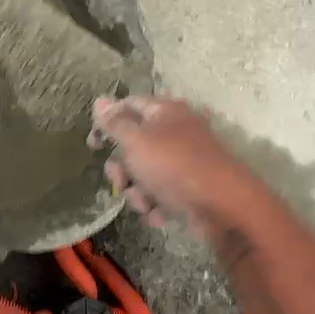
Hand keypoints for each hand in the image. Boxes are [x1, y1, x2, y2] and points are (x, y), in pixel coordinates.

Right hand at [89, 96, 261, 237]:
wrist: (220, 205)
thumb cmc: (173, 165)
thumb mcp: (136, 140)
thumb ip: (115, 122)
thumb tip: (99, 100)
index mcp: (166, 112)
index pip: (129, 106)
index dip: (107, 122)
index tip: (93, 144)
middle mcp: (176, 132)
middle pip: (134, 146)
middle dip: (122, 169)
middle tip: (120, 180)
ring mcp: (184, 162)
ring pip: (145, 174)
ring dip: (137, 192)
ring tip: (145, 202)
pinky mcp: (190, 189)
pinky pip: (162, 194)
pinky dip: (156, 205)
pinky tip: (159, 213)